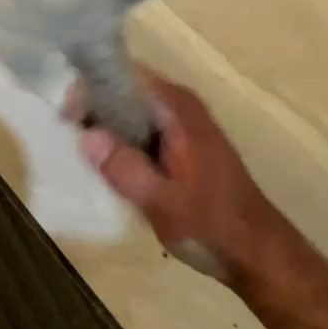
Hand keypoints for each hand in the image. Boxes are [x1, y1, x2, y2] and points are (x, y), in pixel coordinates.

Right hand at [68, 71, 275, 280]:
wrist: (260, 254)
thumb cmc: (211, 224)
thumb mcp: (161, 201)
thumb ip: (123, 168)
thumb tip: (85, 137)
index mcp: (176, 107)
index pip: (123, 74)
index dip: (90, 88)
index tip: (67, 119)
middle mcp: (179, 104)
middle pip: (125, 88)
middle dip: (94, 108)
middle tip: (72, 138)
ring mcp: (183, 123)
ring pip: (132, 109)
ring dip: (107, 126)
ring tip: (88, 155)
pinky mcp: (184, 143)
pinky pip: (143, 127)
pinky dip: (123, 140)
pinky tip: (114, 168)